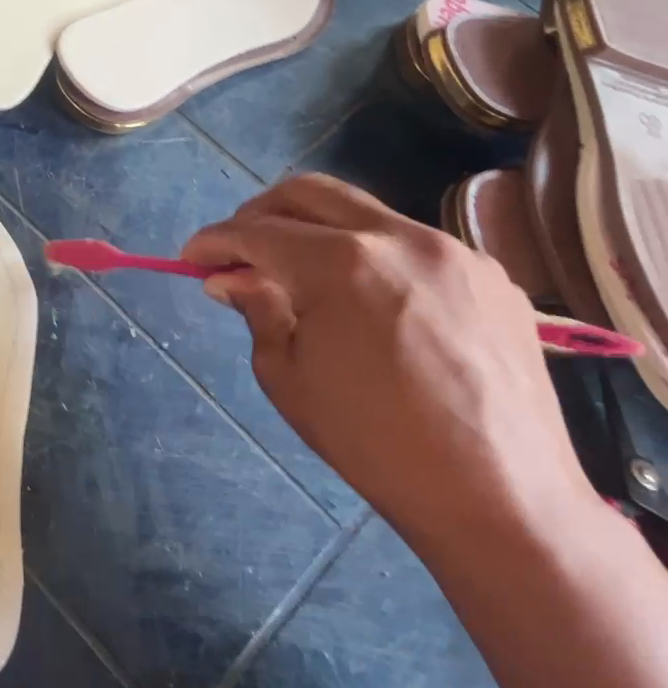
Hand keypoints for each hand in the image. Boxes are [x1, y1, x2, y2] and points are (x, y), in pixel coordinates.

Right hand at [180, 174, 600, 545]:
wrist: (498, 494)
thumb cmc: (370, 438)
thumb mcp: (285, 374)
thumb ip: (257, 309)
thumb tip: (231, 279)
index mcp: (341, 264)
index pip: (256, 231)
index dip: (212, 241)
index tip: (189, 259)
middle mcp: (401, 240)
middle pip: (310, 194)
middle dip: (259, 214)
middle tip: (236, 252)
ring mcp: (456, 255)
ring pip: (364, 214)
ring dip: (316, 232)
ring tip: (297, 279)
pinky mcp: (492, 280)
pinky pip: (412, 246)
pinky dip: (369, 256)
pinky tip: (362, 302)